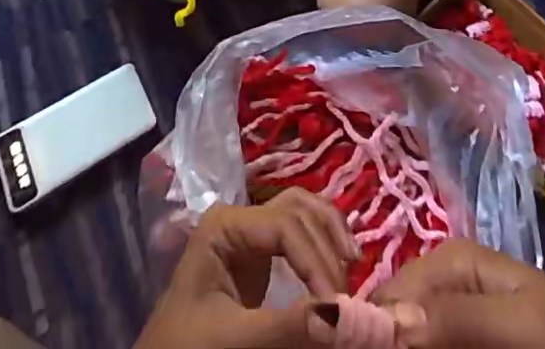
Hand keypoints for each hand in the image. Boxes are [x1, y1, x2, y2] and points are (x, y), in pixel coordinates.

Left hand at [134, 190, 359, 348]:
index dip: (316, 261)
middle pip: (298, 209)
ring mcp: (250, 233)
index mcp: (224, 225)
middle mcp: (239, 217)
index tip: (338, 305)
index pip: (285, 225)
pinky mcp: (259, 255)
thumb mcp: (235, 340)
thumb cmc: (189, 348)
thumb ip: (288, 327)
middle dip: (328, 247)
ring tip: (354, 266)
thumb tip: (343, 317)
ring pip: (302, 212)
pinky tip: (340, 264)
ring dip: (330, 235)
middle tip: (349, 292)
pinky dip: (322, 244)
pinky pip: (298, 236)